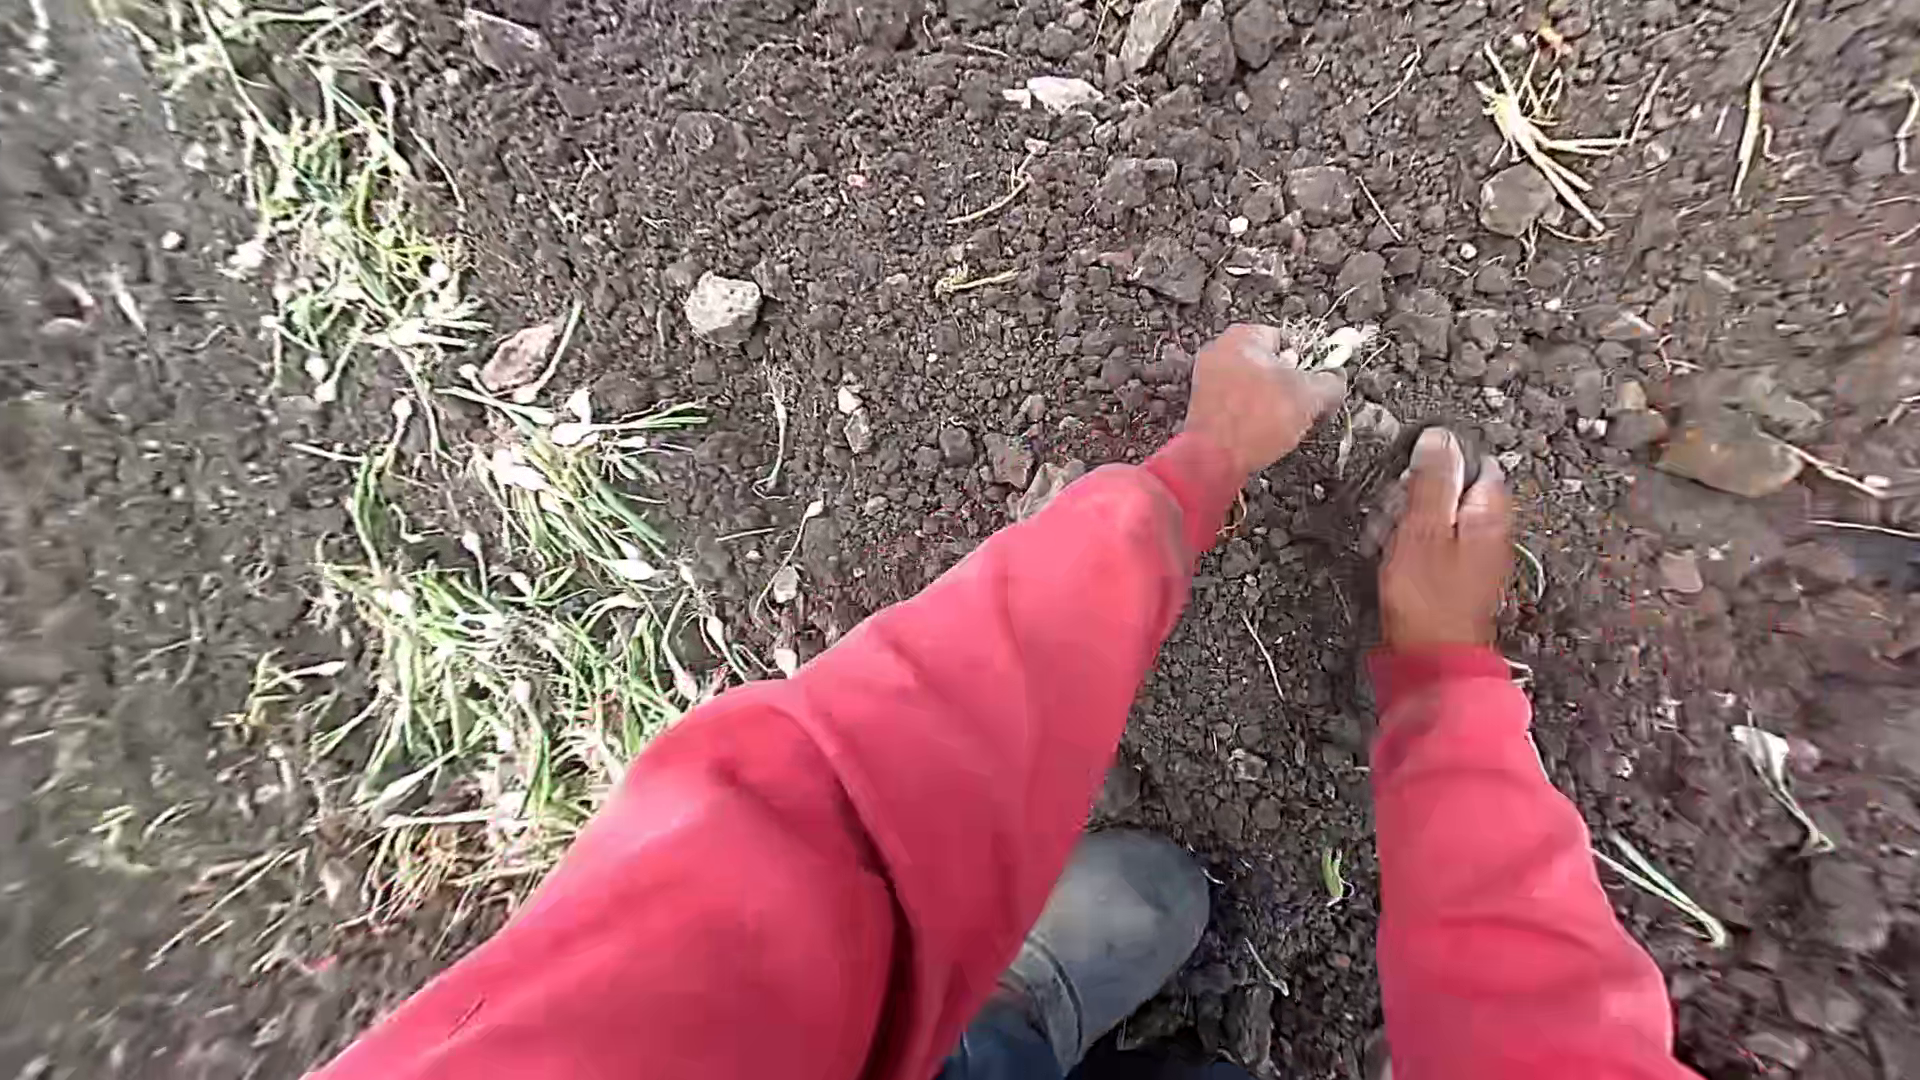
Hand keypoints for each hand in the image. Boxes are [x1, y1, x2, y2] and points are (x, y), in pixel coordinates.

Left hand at [1183, 324, 1346, 475]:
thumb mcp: (1311, 396)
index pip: (1290, 339)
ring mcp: (1205, 380)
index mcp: (1241, 336)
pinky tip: (1260, 432)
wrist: (1212, 460)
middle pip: (1271, 364)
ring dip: (1272, 402)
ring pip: (1255, 387)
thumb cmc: (1257, 419)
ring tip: (1281, 423)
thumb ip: (1332, 381)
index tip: (1318, 381)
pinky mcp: (1201, 407)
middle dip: (1290, 384)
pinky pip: (1238, 404)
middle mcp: (1218, 352)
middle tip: (1302, 405)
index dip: (1309, 362)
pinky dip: (1251, 415)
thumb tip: (1335, 379)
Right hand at [1379, 428, 1512, 648]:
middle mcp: (1488, 531)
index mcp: (1488, 515)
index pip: (1473, 465)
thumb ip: (1431, 484)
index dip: (1437, 463)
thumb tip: (1439, 440)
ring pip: (1438, 517)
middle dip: (1416, 495)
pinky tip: (1391, 553)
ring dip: (1407, 520)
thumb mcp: (1421, 530)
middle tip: (1392, 512)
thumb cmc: (1427, 596)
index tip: (1407, 473)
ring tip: (1386, 537)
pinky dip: (1408, 542)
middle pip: (1453, 491)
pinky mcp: (1452, 572)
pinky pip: (1429, 541)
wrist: (1430, 651)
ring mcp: (1472, 553)